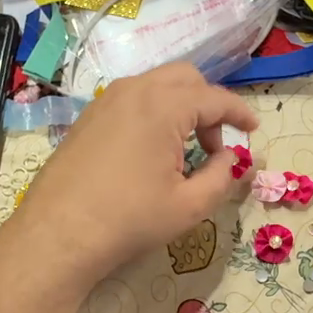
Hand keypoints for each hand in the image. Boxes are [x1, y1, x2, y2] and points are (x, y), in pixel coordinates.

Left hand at [0, 64, 259, 290]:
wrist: (58, 234)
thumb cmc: (129, 220)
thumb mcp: (189, 205)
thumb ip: (223, 176)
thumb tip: (234, 159)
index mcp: (163, 105)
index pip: (215, 98)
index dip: (240, 113)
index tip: (254, 130)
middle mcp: (134, 90)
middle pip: (185, 78)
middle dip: (208, 105)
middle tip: (216, 145)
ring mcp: (106, 100)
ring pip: (156, 85)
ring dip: (181, 107)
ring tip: (185, 150)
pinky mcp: (88, 117)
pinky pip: (133, 100)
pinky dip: (154, 113)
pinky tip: (152, 152)